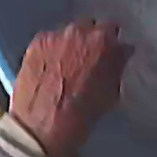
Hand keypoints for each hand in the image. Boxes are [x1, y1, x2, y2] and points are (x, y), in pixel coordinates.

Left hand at [9, 20, 132, 156]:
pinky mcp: (35, 42)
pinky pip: (50, 39)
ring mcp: (54, 35)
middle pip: (89, 26)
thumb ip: (116, 66)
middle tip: (88, 58)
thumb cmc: (81, 116)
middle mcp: (78, 31)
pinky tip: (50, 66)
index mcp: (102, 42)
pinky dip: (53, 48)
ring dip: (71, 43)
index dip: (111, 43)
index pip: (112, 29)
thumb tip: (120, 51)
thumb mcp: (110, 94)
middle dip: (91, 40)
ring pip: (68, 32)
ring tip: (66, 63)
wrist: (38, 129)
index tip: (109, 53)